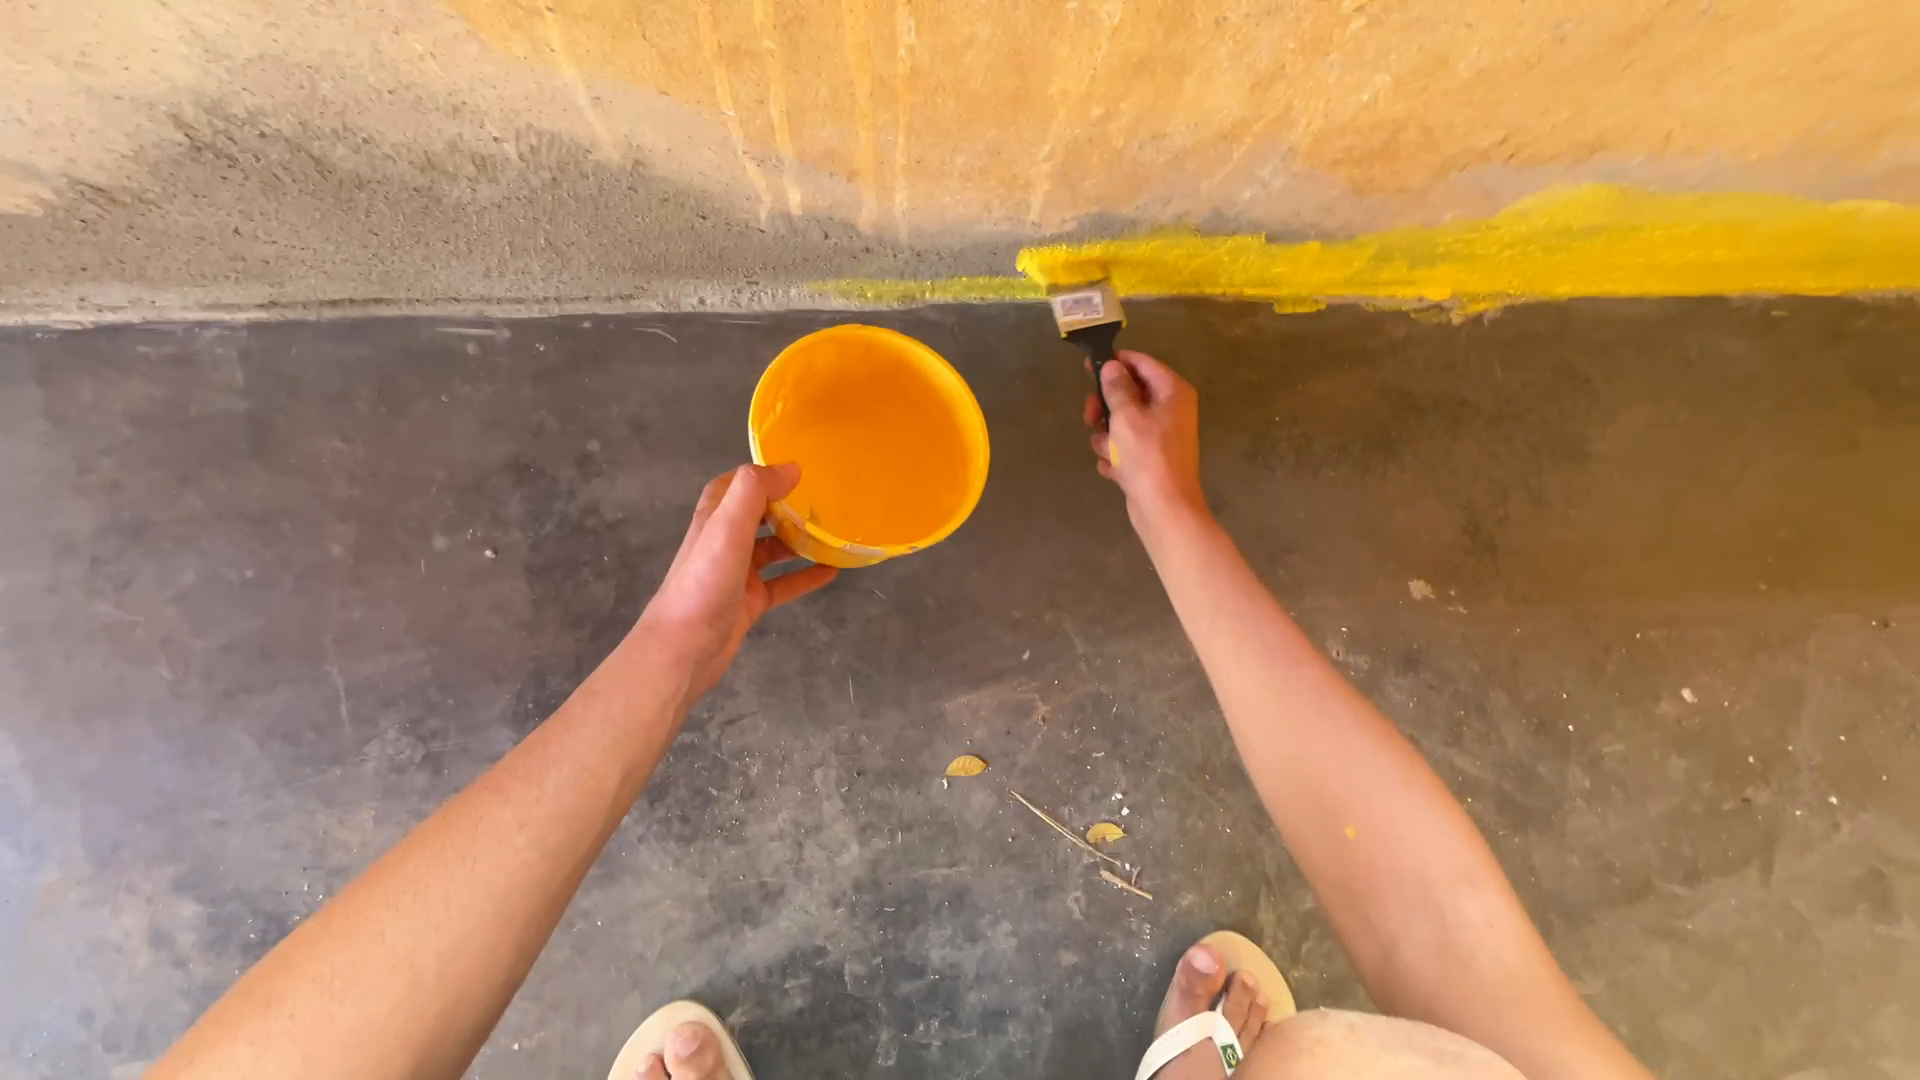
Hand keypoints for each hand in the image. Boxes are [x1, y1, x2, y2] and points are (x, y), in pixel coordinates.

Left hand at [635, 464, 837, 705]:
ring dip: (799, 540)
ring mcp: (738, 575)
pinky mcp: (750, 602)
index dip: (759, 475)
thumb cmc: (705, 581)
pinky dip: (805, 576)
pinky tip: (832, 571)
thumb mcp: (727, 527)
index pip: (734, 486)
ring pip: (772, 550)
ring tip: (833, 533)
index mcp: (713, 520)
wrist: (685, 647)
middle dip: (785, 506)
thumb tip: (792, 468)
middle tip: (822, 501)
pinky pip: (783, 583)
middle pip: (756, 516)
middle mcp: (724, 543)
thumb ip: (755, 492)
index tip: (794, 471)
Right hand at [1083, 350, 1206, 526]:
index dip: (1115, 362)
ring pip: (1123, 422)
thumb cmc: (1147, 456)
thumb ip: (1117, 388)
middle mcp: (1170, 409)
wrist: (1164, 507)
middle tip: (1089, 417)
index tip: (1088, 367)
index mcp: (1172, 392)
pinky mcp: (1151, 458)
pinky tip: (1113, 468)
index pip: (1142, 363)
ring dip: (1107, 435)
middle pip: (1129, 393)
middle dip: (1105, 406)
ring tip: (1107, 451)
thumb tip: (1112, 366)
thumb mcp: (1126, 416)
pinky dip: (1115, 455)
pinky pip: (1126, 447)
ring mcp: (1161, 436)